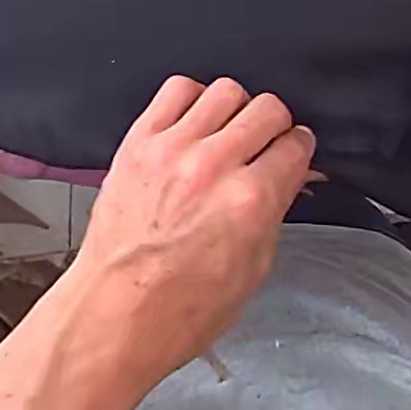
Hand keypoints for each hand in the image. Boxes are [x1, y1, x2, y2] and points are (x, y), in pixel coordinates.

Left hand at [68, 76, 314, 384]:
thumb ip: (280, 203)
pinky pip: (177, 89)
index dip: (300, 148)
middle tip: (265, 143)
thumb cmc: (178, 308)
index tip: (293, 150)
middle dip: (276, 126)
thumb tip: (294, 167)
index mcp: (249, 201)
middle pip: (269, 108)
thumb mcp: (255, 265)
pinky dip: (192, 99)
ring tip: (227, 132)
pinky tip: (194, 123)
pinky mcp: (139, 143)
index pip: (296, 143)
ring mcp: (174, 150)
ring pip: (228, 90)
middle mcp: (214, 167)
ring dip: (236, 110)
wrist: (110, 321)